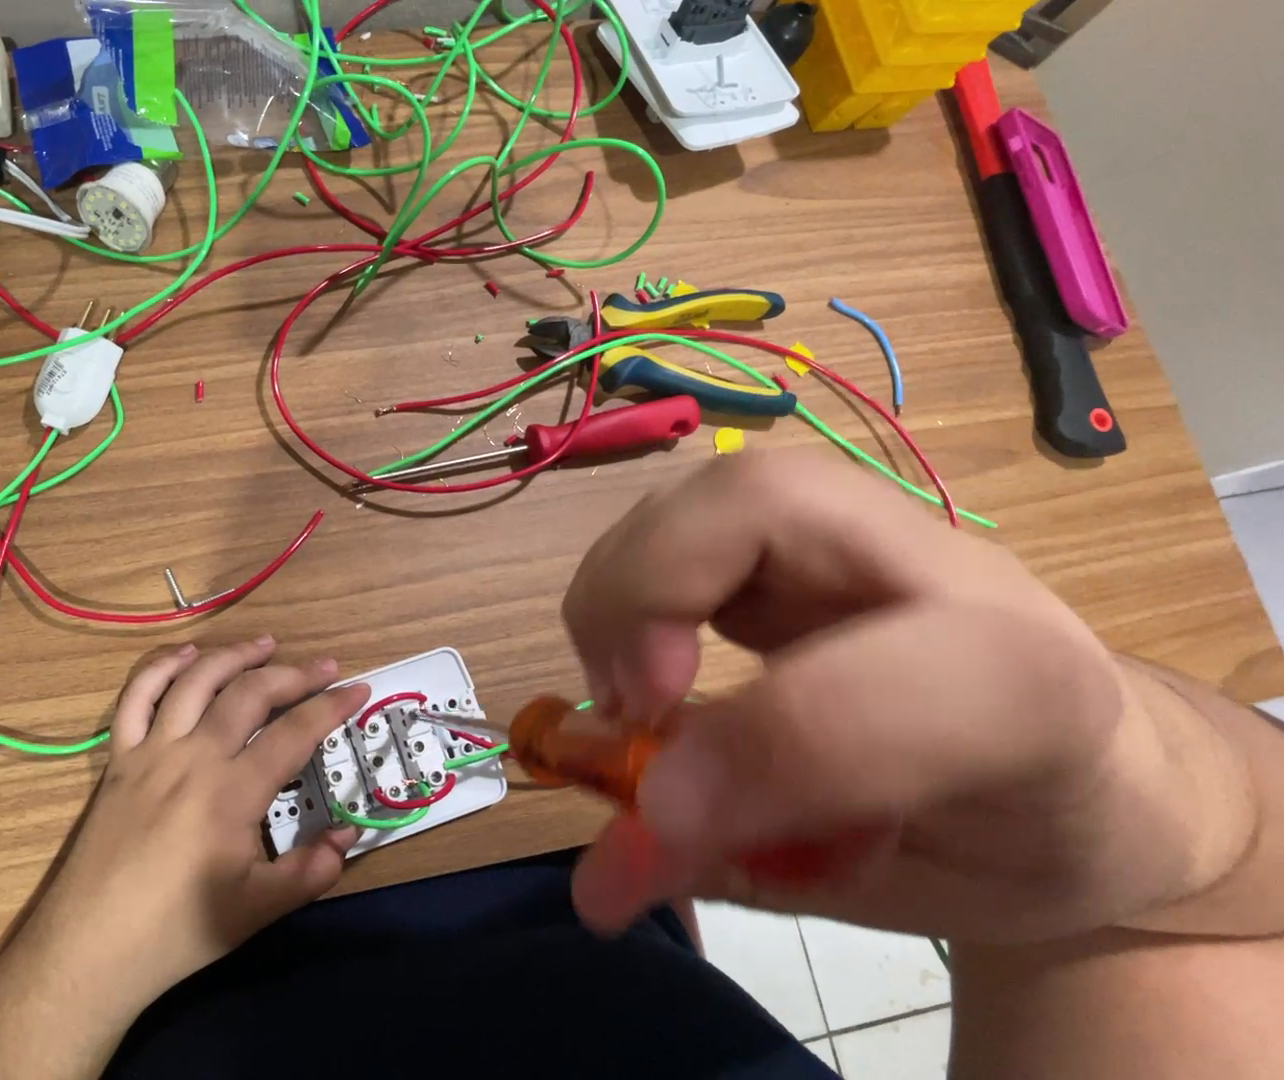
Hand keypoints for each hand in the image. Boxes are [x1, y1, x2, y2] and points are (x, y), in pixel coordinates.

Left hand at [5, 637, 367, 1015]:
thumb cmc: (178, 932)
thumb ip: (310, 871)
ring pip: (195, 682)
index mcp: (232, 794)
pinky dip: (162, 668)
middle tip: (324, 666)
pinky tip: (187, 656)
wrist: (91, 948)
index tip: (358, 689)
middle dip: (292, 673)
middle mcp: (193, 757)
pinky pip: (136, 698)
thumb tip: (349, 835)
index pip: (293, 733)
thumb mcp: (257, 911)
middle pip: (248, 694)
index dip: (330, 706)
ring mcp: (150, 752)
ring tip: (265, 644)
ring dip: (233, 655)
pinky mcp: (119, 759)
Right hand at [562, 451, 1256, 943]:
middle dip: (647, 593)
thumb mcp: (896, 893)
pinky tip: (648, 655)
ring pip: (709, 495)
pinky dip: (631, 577)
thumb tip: (595, 885)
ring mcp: (869, 534)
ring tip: (629, 691)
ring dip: (625, 586)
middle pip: (765, 501)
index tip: (668, 807)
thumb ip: (739, 868)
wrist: (1086, 768)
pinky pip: (692, 513)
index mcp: (1032, 690)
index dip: (775, 737)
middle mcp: (948, 574)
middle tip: (628, 706)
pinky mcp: (806, 531)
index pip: (914, 682)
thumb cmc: (1001, 843)